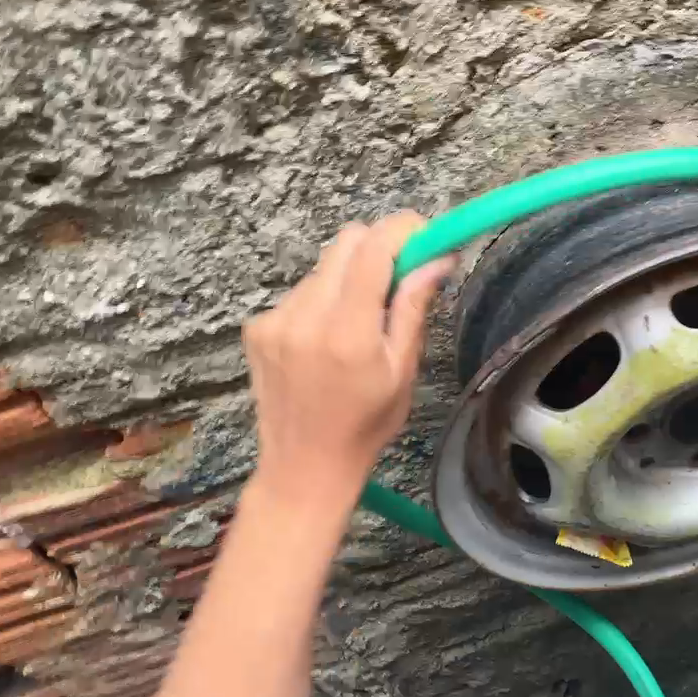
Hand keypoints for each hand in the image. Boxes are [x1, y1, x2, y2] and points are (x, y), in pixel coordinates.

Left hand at [241, 212, 455, 502]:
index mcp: (347, 331)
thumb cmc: (366, 424)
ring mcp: (274, 320)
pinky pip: (303, 289)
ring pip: (326, 265)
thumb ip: (414, 307)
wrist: (303, 467)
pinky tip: (334, 332)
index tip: (426, 233)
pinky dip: (327, 295)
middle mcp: (304, 317)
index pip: (373, 249)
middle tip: (405, 272)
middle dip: (381, 246)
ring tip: (367, 313)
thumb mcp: (403, 368)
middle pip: (346, 243)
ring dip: (354, 274)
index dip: (403, 229)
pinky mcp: (258, 327)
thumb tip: (439, 259)